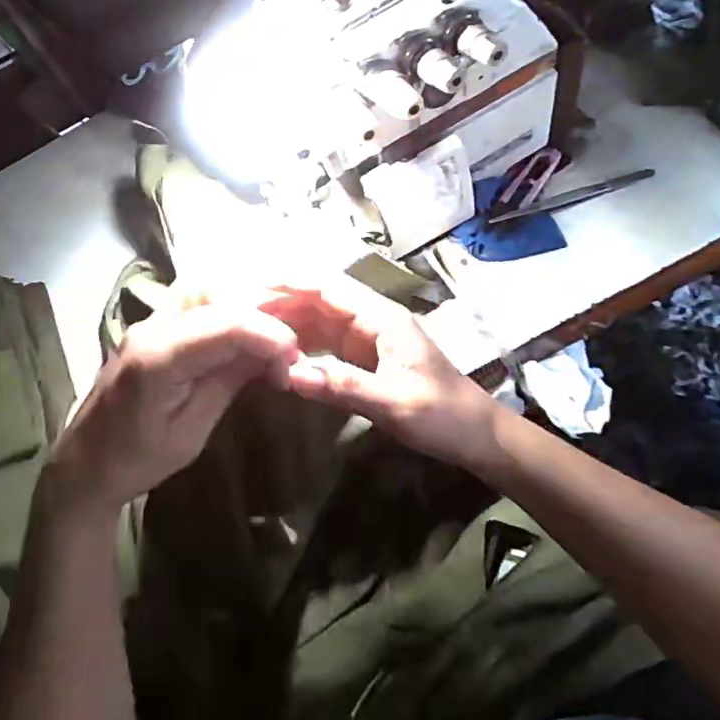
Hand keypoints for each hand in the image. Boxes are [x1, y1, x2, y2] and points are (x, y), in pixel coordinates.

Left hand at [44, 302, 300, 515]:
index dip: (268, 333)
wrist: (85, 462)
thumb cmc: (136, 459)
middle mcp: (151, 327)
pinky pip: (190, 302)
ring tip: (266, 337)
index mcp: (158, 357)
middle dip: (258, 311)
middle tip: (284, 346)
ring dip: (239, 304)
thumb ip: (227, 382)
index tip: (294, 358)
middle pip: (212, 292)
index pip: (225, 324)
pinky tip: (241, 333)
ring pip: (200, 289)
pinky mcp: (149, 328)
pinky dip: (222, 309)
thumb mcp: (191, 432)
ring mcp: (147, 323)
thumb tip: (272, 353)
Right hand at [257, 276, 512, 476]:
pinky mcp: (362, 356)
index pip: (328, 288)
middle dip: (281, 300)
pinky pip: (323, 340)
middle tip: (240, 310)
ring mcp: (366, 337)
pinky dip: (299, 342)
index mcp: (381, 318)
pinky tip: (277, 350)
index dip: (290, 282)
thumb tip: (290, 374)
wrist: (479, 437)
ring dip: (287, 320)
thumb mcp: (395, 403)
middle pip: (318, 299)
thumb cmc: (444, 416)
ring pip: (318, 319)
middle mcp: (370, 319)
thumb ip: (343, 386)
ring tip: (250, 326)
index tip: (253, 283)